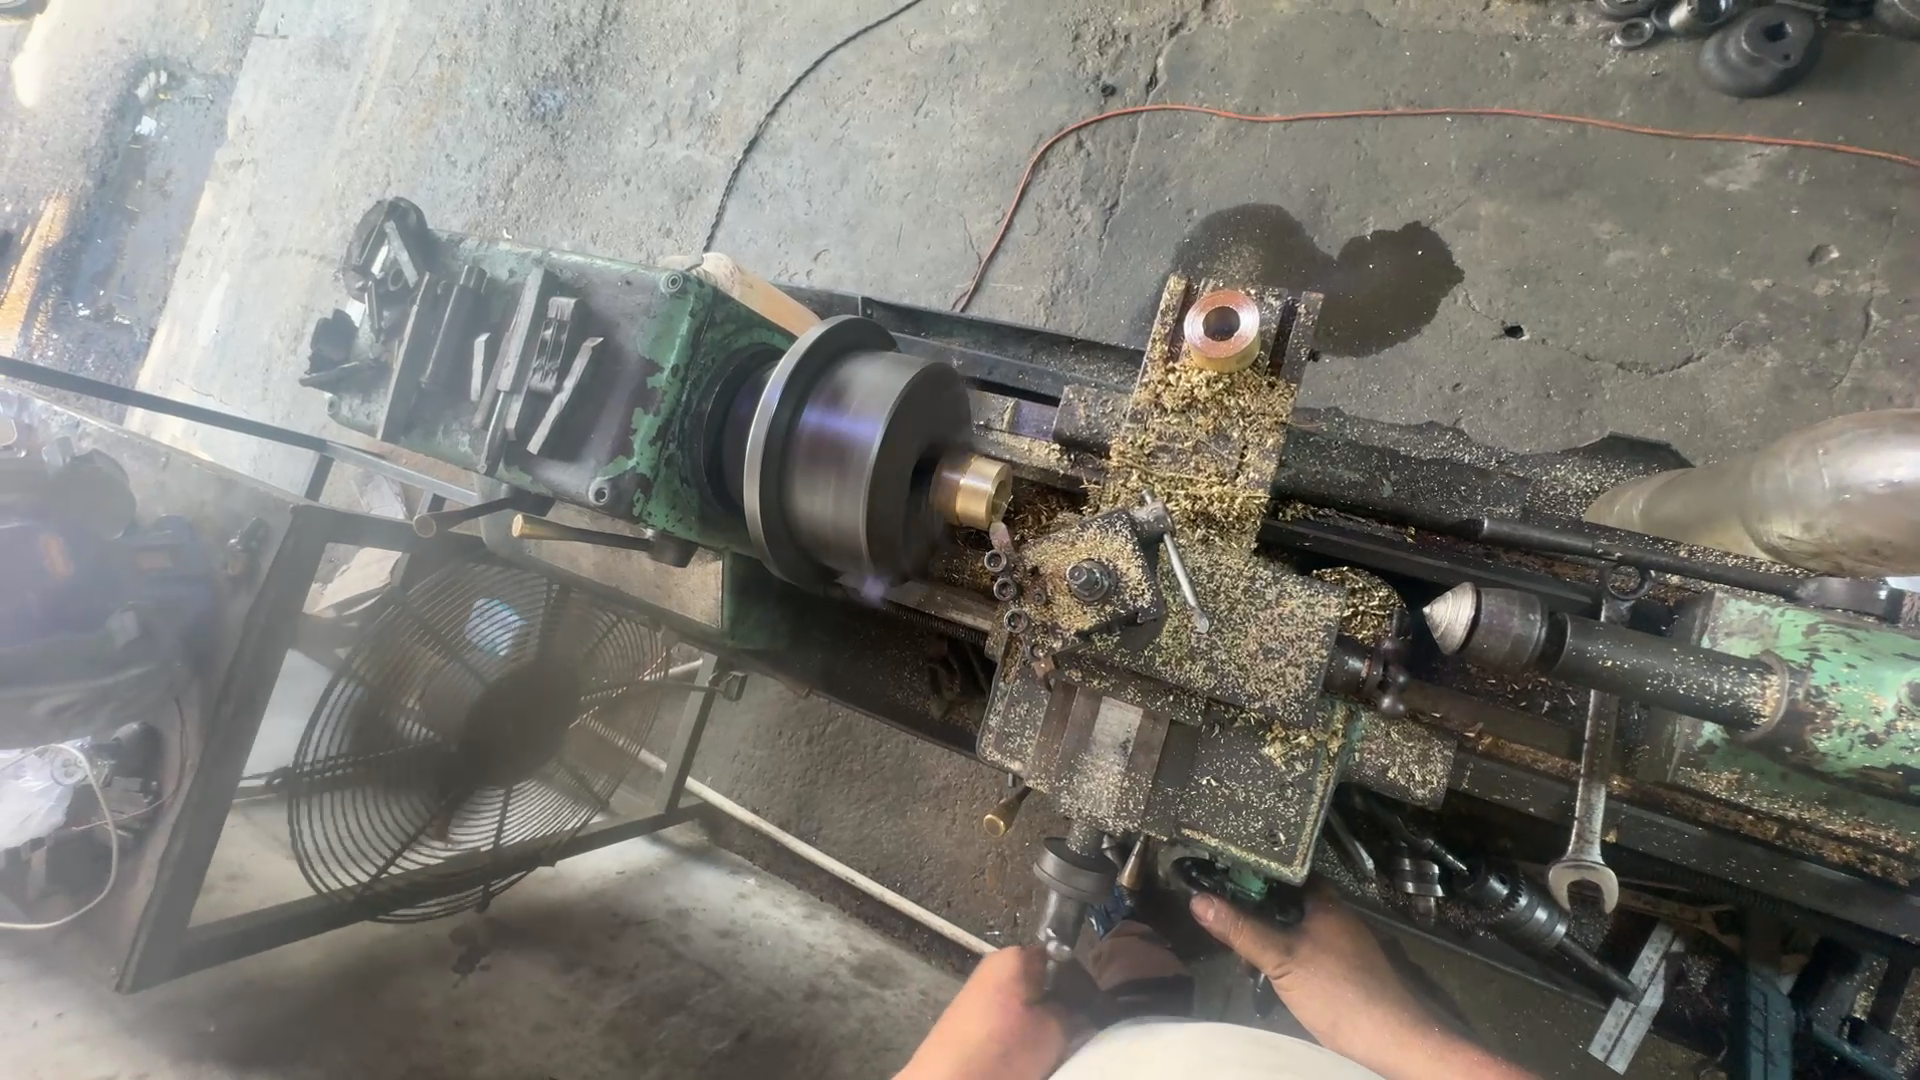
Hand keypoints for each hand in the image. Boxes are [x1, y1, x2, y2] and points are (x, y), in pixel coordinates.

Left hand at [894, 946, 1082, 1079]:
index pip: (1063, 959)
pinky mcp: (973, 1020)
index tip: (1096, 1014)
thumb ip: (1075, 1013)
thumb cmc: (1000, 1053)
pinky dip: (1022, 1038)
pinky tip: (1025, 1061)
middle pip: (1046, 983)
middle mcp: (997, 966)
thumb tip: (1086, 1007)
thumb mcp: (1052, 1033)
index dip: (1084, 986)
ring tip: (1049, 1053)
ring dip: (1043, 1027)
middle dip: (1062, 1009)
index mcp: (1016, 956)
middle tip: (1074, 1037)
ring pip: (1029, 1006)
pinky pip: (1011, 1022)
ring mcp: (983, 992)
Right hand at [1191, 884, 1535, 1079]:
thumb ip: (1240, 929)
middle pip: (1285, 899)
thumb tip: (1197, 899)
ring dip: (1268, 933)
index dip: (1252, 867)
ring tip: (1240, 947)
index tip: (1221, 869)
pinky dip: (1284, 952)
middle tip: (1223, 913)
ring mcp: (1343, 944)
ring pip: (1294, 926)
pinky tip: (1268, 969)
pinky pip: (1304, 948)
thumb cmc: (1339, 991)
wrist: (1396, 1046)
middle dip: (1254, 906)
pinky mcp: (1345, 971)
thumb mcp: (1281, 959)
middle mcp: (1335, 916)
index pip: (1283, 869)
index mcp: (1324, 901)